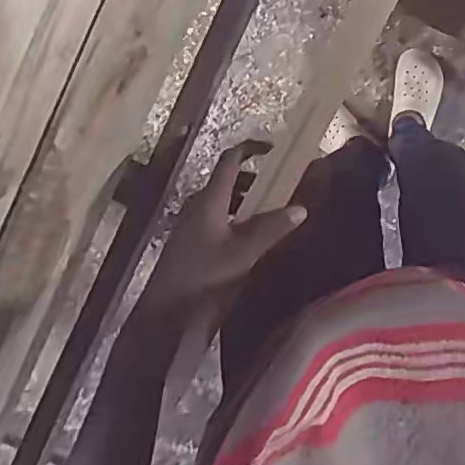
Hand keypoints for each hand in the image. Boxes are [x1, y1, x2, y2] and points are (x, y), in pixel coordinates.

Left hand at [135, 142, 306, 337]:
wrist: (164, 315)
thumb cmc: (203, 279)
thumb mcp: (243, 255)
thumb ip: (271, 229)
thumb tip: (300, 208)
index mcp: (210, 200)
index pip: (230, 160)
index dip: (252, 149)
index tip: (276, 150)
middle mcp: (199, 204)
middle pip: (229, 179)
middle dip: (257, 178)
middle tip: (284, 186)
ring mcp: (192, 222)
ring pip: (225, 199)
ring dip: (249, 199)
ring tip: (274, 211)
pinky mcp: (191, 240)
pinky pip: (219, 216)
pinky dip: (239, 217)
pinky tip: (253, 237)